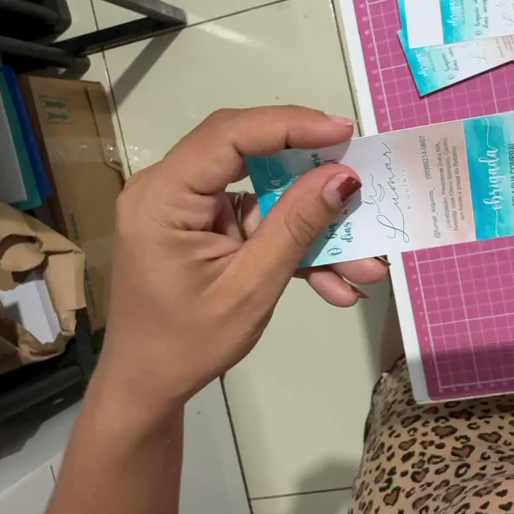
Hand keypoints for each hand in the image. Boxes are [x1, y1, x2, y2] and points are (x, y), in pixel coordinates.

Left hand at [98, 107, 387, 411]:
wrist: (149, 388)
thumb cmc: (187, 345)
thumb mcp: (250, 288)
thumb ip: (295, 227)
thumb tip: (343, 178)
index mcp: (163, 197)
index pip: (229, 135)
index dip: (290, 125)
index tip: (343, 132)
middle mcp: (169, 190)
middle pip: (248, 155)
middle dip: (309, 172)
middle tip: (358, 178)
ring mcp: (188, 210)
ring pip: (262, 196)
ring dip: (312, 227)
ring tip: (364, 262)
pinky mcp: (205, 229)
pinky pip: (257, 224)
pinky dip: (293, 248)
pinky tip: (335, 283)